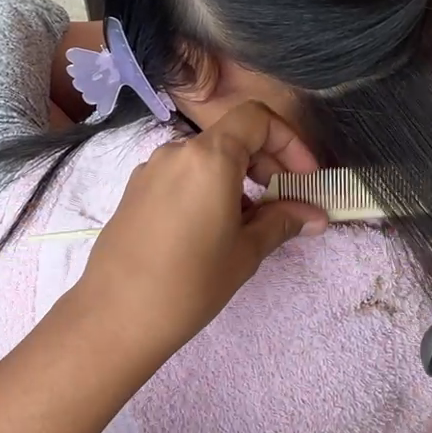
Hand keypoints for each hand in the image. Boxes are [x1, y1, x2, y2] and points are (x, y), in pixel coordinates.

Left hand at [78, 101, 327, 354]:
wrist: (116, 314)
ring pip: (206, 156)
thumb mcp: (245, 252)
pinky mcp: (135, 189)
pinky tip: (213, 227)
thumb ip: (282, 222)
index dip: (289, 142)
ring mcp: (150, 168)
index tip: (304, 178)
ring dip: (237, 175)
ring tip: (251, 220)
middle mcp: (177, 151)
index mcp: (209, 156)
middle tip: (285, 200)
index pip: (256, 118)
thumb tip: (315, 215)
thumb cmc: (190, 283)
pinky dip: (207, 185)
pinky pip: (181, 174)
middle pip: (231, 135)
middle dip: (266, 160)